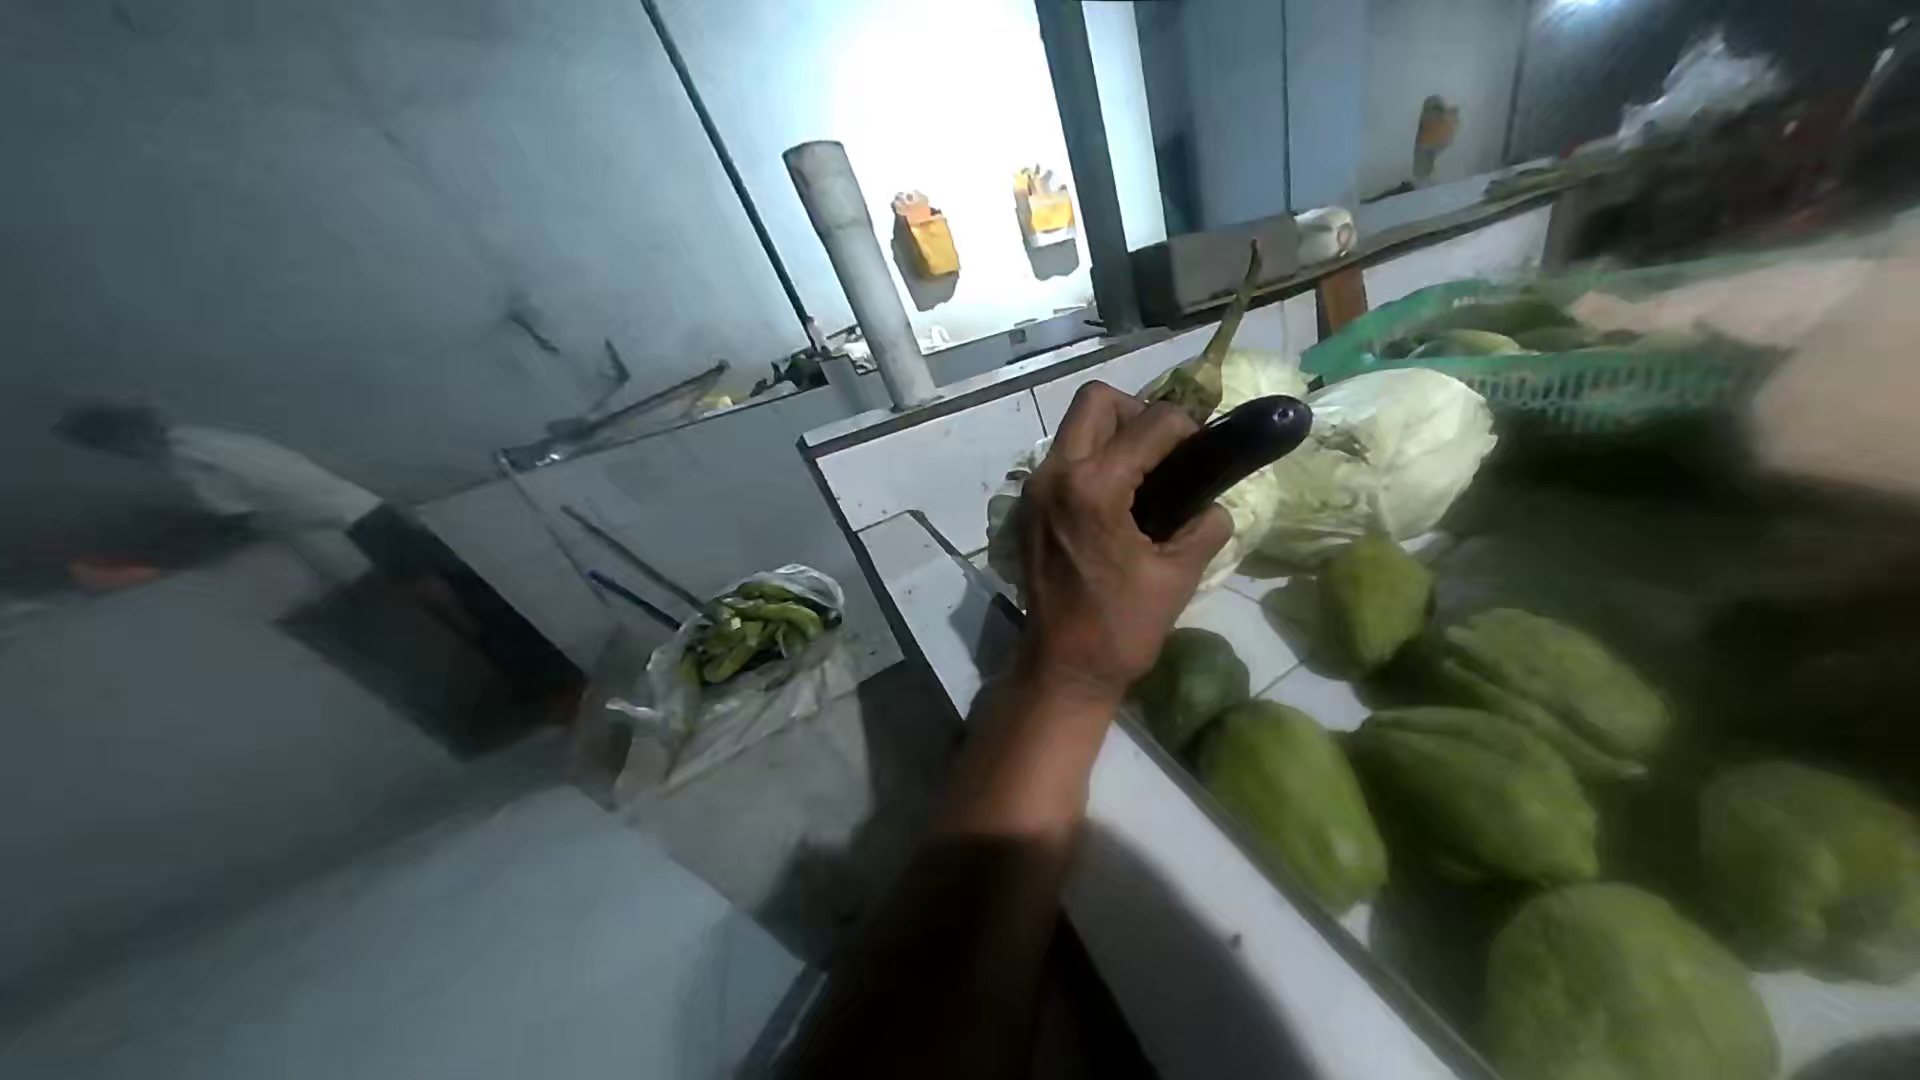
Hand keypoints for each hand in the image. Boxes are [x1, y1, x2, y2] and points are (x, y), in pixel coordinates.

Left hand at [1017, 381, 1231, 701]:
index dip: (1187, 428)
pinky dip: (1091, 459)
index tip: (1202, 452)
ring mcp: (1033, 490)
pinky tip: (1115, 499)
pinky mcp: (1026, 508)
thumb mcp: (1179, 574)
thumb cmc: (1121, 627)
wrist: (1063, 667)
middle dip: (1138, 412)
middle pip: (1096, 401)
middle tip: (1164, 451)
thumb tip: (1211, 499)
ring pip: (1074, 427)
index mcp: (1092, 488)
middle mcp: (1054, 474)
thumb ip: (1205, 522)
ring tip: (1144, 474)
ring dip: (1112, 434)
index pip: (1151, 422)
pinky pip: (1062, 458)